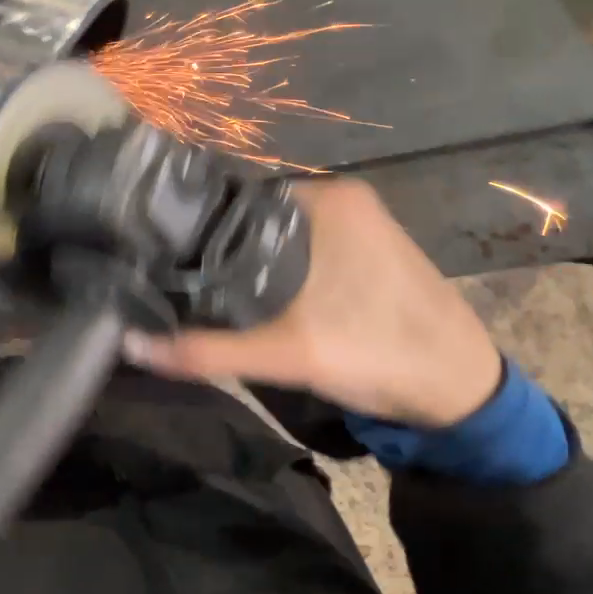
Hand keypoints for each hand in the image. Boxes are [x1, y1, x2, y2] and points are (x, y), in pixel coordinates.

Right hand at [123, 178, 502, 427]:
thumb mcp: (286, 353)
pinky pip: (291, 250)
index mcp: (326, 199)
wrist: (463, 394)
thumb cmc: (381, 353)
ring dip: (234, 260)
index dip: (186, 226)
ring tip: (183, 285)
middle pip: (246, 217)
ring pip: (268, 236)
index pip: (230, 199)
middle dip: (206, 246)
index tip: (145, 253)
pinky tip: (237, 295)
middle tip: (158, 276)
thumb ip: (204, 349)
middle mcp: (338, 200)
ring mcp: (354, 225)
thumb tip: (129, 345)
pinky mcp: (360, 253)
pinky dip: (264, 269)